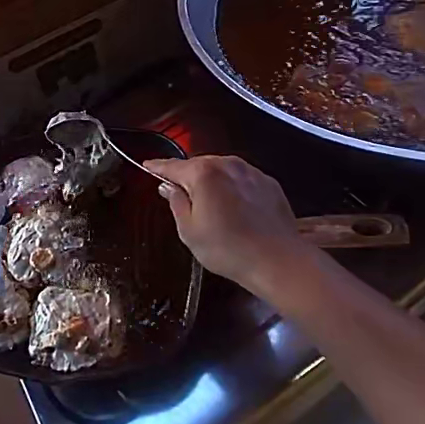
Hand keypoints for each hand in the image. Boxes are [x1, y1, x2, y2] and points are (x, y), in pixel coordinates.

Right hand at [143, 155, 314, 297]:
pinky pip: (242, 179)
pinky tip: (234, 208)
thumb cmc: (228, 249)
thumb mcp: (190, 231)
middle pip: (199, 165)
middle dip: (188, 176)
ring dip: (212, 181)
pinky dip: (233, 188)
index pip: (173, 166)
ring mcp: (251, 171)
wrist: (277, 259)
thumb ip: (176, 203)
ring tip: (208, 204)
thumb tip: (169, 187)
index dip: (158, 166)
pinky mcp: (268, 182)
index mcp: (203, 173)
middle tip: (178, 193)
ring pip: (222, 170)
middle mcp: (228, 164)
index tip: (148, 165)